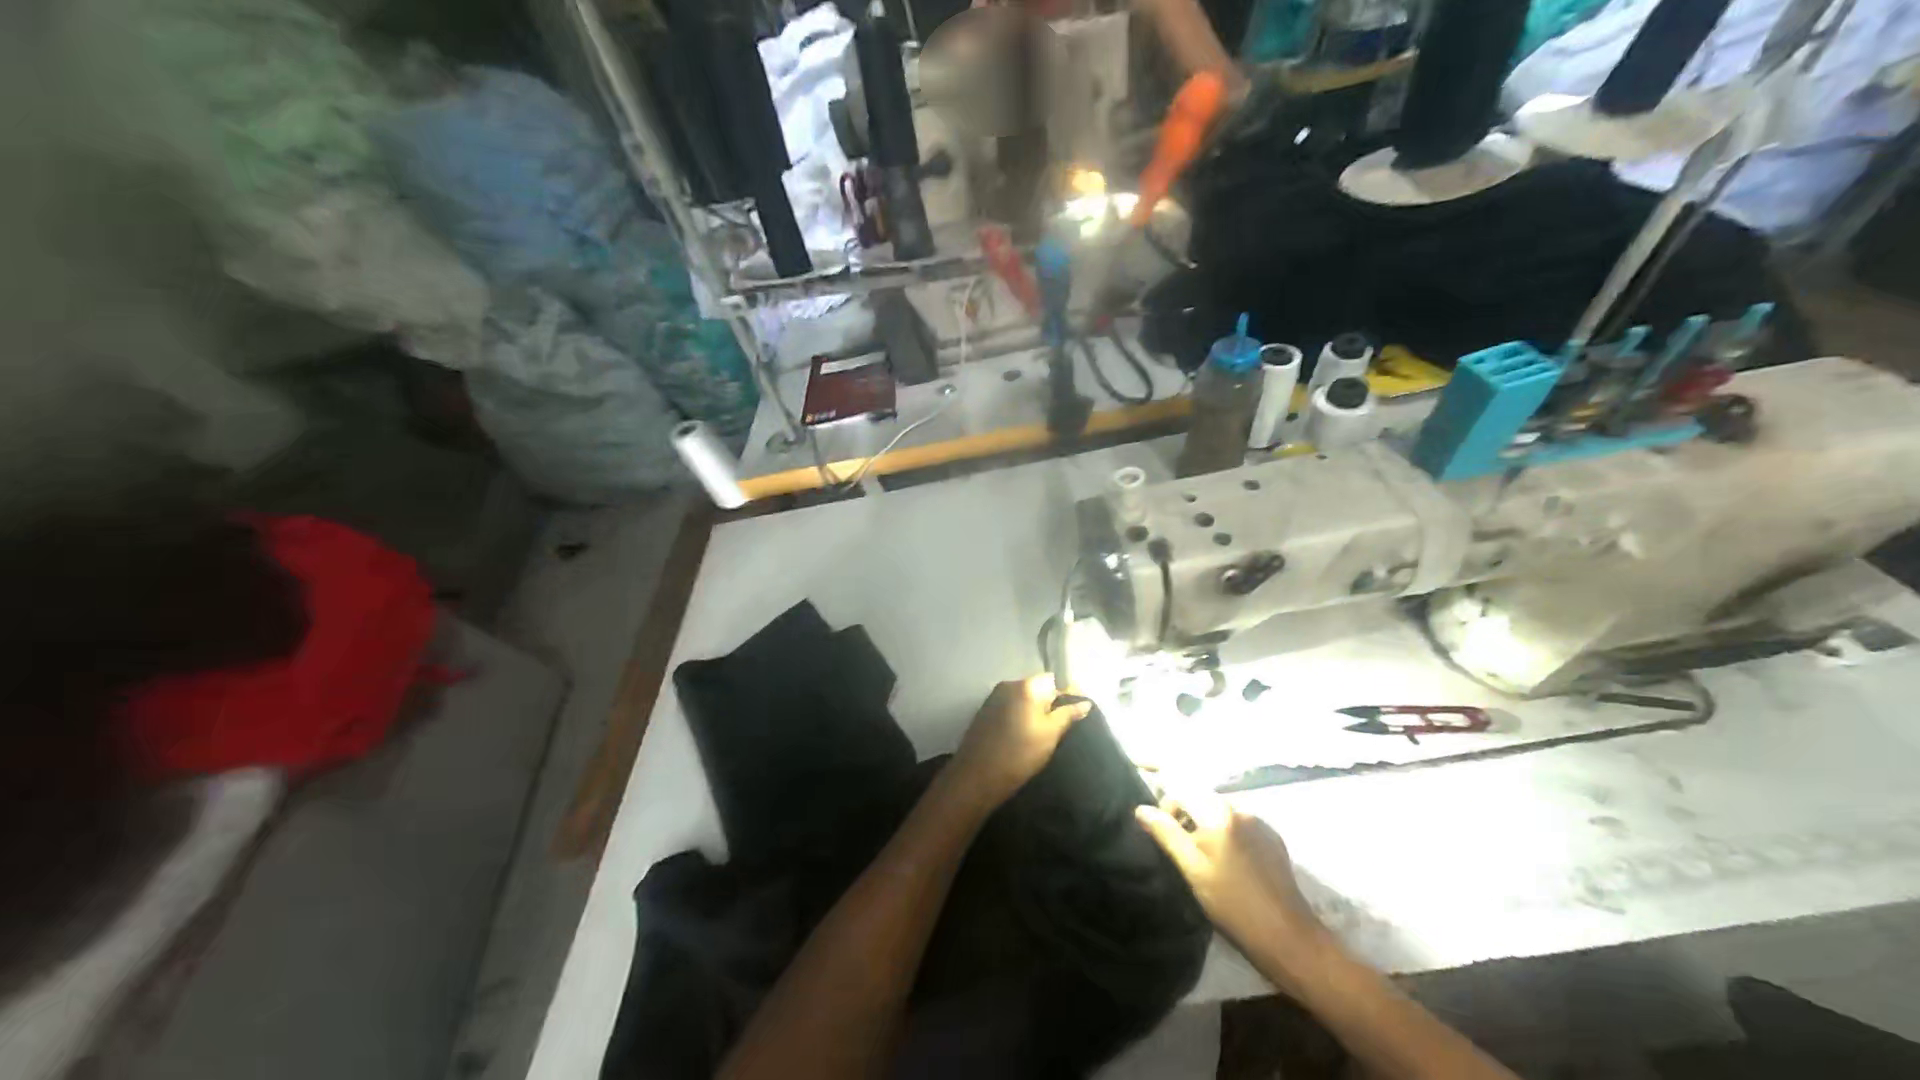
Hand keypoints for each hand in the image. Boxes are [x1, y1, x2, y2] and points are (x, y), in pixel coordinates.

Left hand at [950, 674, 1091, 806]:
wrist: (976, 777)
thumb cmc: (1019, 754)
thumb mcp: (1050, 735)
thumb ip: (1067, 715)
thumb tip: (1085, 702)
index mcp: (1025, 686)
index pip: (1054, 680)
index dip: (1068, 694)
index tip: (1077, 712)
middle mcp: (1008, 685)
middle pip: (1038, 688)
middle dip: (1051, 704)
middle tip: (1063, 727)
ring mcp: (993, 698)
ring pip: (1024, 699)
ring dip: (1035, 712)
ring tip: (1045, 735)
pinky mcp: (985, 712)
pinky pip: (1010, 708)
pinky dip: (1020, 718)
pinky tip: (1025, 736)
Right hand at [1135, 789, 1331, 988]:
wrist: (1286, 936)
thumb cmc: (1231, 904)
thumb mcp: (1191, 869)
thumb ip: (1166, 834)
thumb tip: (1141, 809)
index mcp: (1218, 813)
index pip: (1181, 790)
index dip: (1165, 808)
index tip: (1162, 834)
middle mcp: (1241, 809)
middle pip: (1202, 799)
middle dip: (1186, 817)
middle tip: (1181, 851)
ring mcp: (1260, 823)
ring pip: (1221, 813)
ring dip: (1207, 827)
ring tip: (1205, 860)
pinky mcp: (1273, 839)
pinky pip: (1240, 826)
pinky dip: (1228, 835)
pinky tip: (1230, 865)